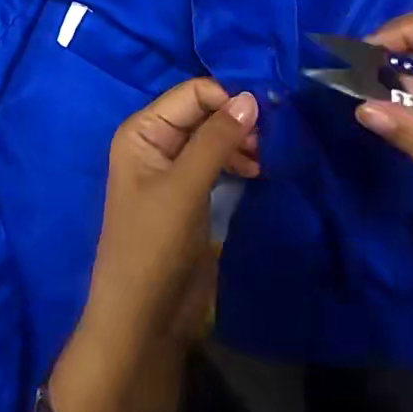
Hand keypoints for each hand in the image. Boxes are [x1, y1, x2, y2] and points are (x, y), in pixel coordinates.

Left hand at [47, 79, 259, 411]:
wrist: (143, 318)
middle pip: (203, 111)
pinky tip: (256, 172)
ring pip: (212, 136)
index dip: (227, 97)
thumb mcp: (185, 187)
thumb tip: (250, 97)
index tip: (269, 112)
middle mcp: (155, 141)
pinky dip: (236, 161)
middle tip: (269, 141)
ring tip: (264, 160)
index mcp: (143, 130)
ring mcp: (172, 167)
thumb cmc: (154, 245)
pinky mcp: (190, 192)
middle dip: (236, 119)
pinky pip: (216, 161)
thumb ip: (216, 140)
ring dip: (240, 141)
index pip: (191, 93)